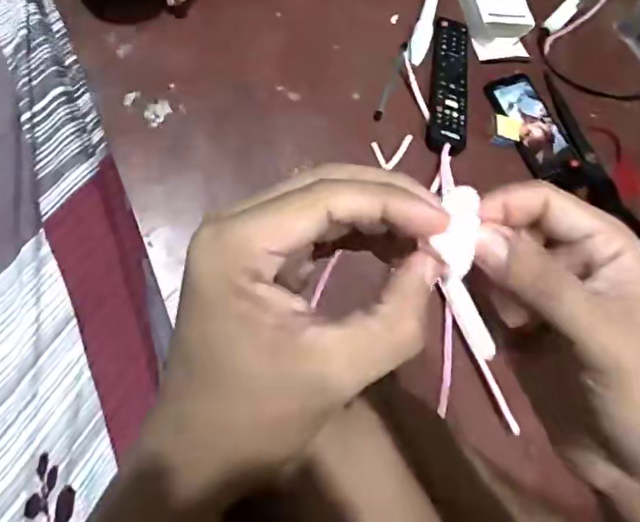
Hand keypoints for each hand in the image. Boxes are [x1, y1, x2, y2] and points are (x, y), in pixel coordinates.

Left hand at [130, 167, 447, 510]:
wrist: (195, 457)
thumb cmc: (255, 419)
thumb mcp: (334, 372)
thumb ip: (395, 317)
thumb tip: (434, 261)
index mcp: (239, 241)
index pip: (328, 195)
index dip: (392, 201)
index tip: (444, 221)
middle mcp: (237, 220)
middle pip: (325, 182)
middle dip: (388, 196)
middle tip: (440, 218)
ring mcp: (244, 230)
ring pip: (324, 193)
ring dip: (377, 207)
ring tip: (425, 228)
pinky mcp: (258, 246)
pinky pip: (316, 218)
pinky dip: (359, 226)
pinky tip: (393, 241)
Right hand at [475, 183, 639, 521]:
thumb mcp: (601, 334)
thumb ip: (541, 281)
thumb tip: (478, 234)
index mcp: (601, 241)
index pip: (541, 201)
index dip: (501, 205)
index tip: (457, 226)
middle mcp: (570, 256)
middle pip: (513, 226)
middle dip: (483, 242)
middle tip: (452, 266)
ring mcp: (544, 292)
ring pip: (496, 261)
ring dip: (480, 277)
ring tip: (494, 314)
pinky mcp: (524, 326)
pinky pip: (491, 299)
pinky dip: (479, 305)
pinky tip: (488, 325)